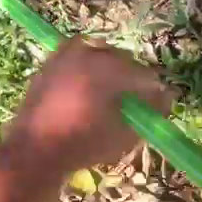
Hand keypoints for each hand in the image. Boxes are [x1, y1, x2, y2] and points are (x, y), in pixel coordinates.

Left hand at [1, 38, 171, 175]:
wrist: (34, 151)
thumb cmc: (82, 145)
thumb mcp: (123, 135)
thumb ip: (149, 112)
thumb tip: (167, 96)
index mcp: (107, 71)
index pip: (143, 75)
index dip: (153, 90)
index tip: (156, 103)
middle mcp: (86, 54)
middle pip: (122, 59)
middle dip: (132, 76)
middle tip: (134, 97)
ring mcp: (65, 55)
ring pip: (99, 50)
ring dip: (110, 65)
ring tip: (111, 88)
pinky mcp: (49, 62)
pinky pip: (75, 52)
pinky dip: (86, 61)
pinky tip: (88, 81)